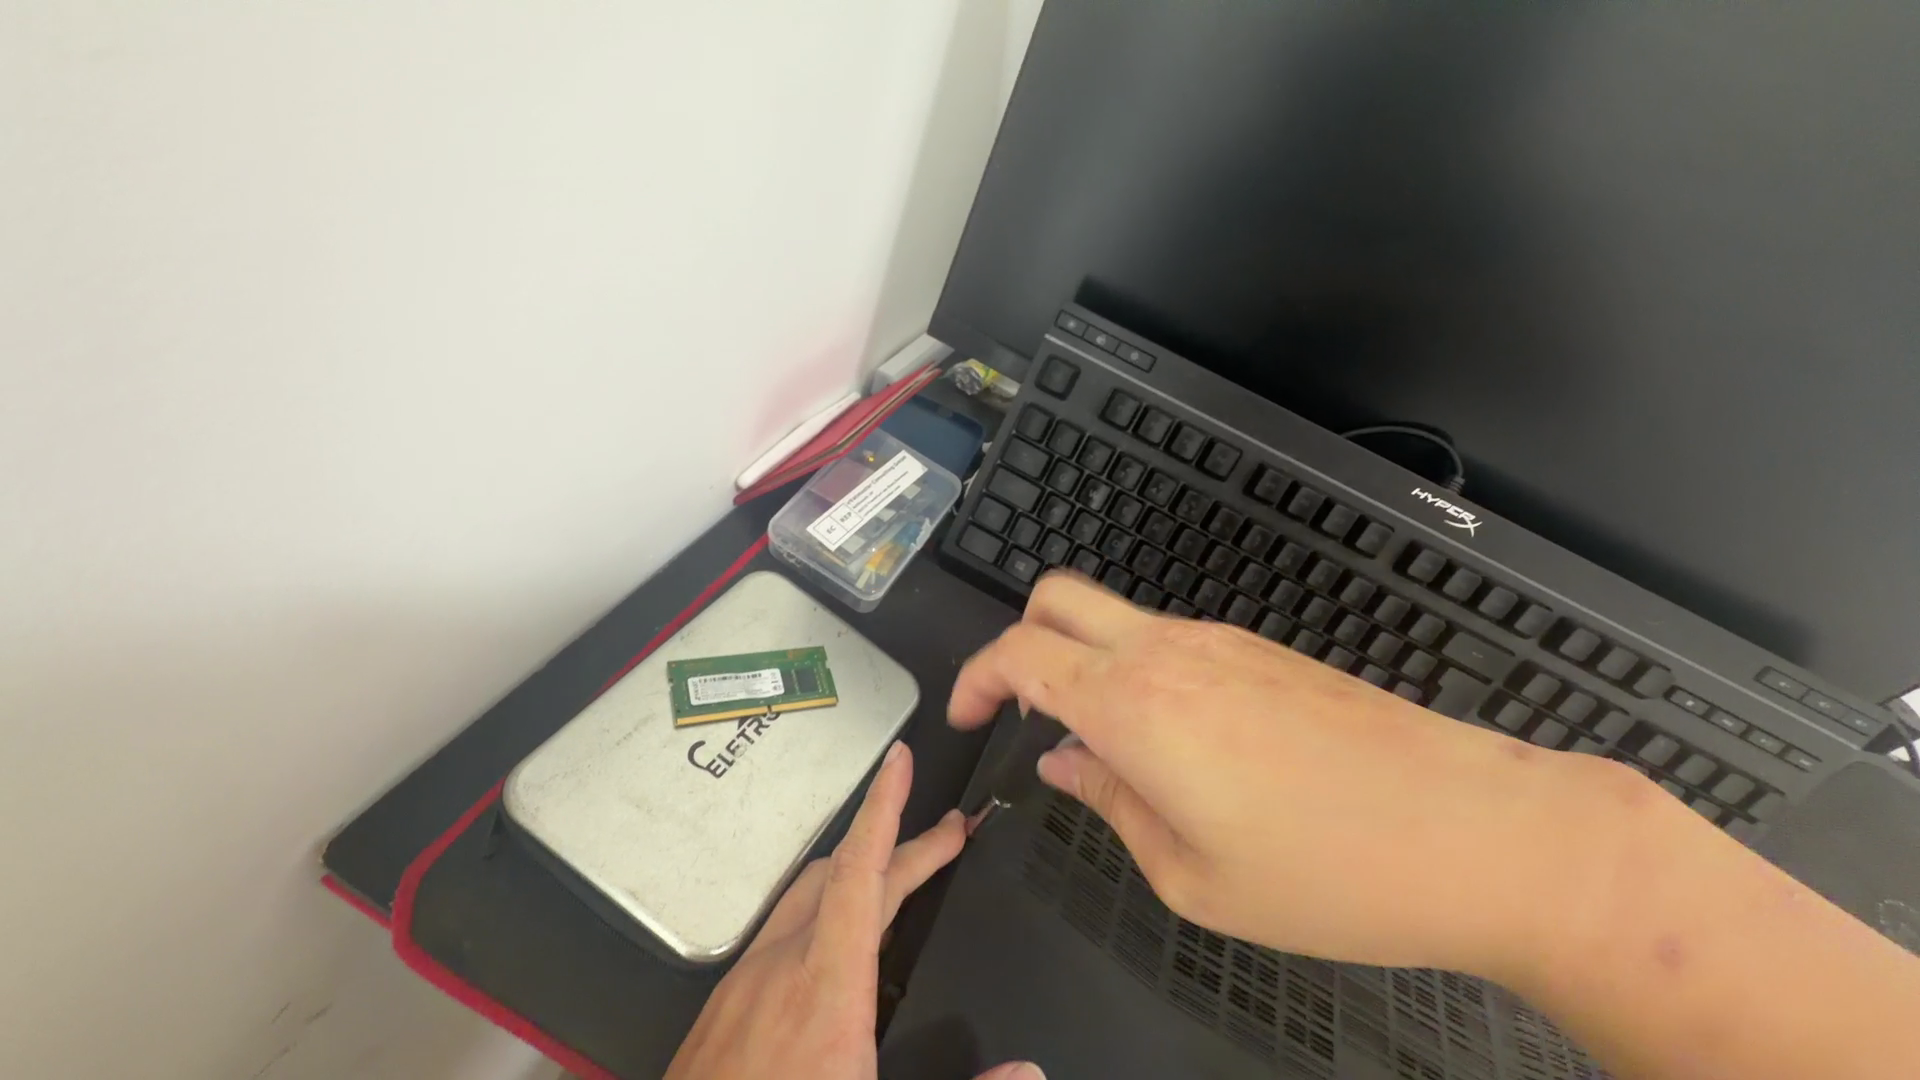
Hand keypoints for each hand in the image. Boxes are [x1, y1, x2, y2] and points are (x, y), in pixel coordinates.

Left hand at [664, 742, 1043, 1079]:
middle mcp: (780, 968)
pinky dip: (822, 909)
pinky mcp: (724, 1005)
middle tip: (949, 833)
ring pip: (807, 896)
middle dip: (900, 842)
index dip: (884, 807)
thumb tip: (1028, 1070)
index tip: (899, 761)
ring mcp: (745, 983)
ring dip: (859, 873)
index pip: (859, 872)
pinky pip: (781, 930)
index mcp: (825, 988)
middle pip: (843, 874)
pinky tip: (836, 940)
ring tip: (900, 875)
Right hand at [947, 573, 1630, 978]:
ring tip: (1100, 744)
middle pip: (1056, 596)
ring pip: (1113, 615)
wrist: (1481, 831)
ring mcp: (1221, 641)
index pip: (1020, 652)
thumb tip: (1064, 762)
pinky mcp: (1262, 648)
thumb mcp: (1191, 876)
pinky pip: (1168, 639)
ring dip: (1080, 659)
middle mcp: (1170, 651)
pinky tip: (1170, 741)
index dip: (974, 678)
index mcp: (1135, 704)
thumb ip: (1110, 803)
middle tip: (1016, 707)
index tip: (964, 717)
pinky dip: (1135, 669)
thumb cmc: (1328, 874)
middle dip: (1016, 641)